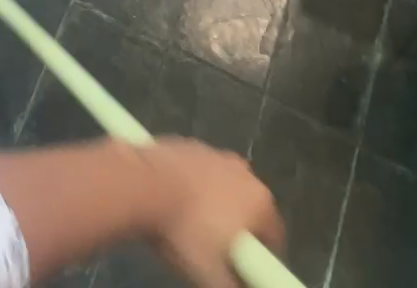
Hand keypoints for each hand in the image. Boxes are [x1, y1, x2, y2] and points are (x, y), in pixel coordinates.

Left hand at [135, 138, 284, 287]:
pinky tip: (173, 197)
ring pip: (223, 186)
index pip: (274, 236)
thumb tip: (240, 286)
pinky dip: (193, 183)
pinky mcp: (189, 143)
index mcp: (260, 201)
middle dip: (235, 226)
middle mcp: (244, 171)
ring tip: (188, 221)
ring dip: (213, 202)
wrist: (142, 183)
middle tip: (213, 247)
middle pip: (249, 207)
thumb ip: (233, 285)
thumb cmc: (183, 230)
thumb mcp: (210, 274)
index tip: (241, 267)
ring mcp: (215, 152)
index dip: (259, 256)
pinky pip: (200, 170)